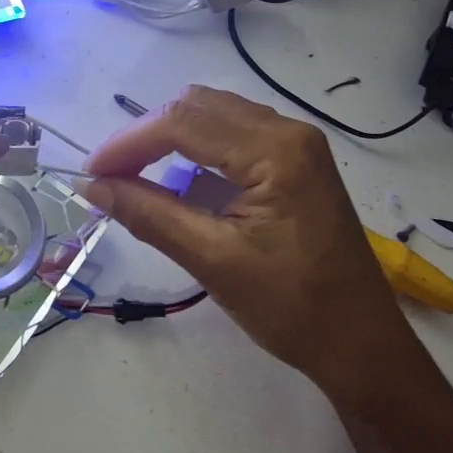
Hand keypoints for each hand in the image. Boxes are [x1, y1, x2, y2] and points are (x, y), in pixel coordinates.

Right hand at [82, 86, 405, 397]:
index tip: (91, 173)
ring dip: (170, 140)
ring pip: (215, 118)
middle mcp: (289, 132)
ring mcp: (297, 146)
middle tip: (110, 176)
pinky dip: (197, 153)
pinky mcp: (296, 164)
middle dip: (147, 136)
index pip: (184, 122)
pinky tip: (177, 186)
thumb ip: (150, 215)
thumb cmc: (293, 308)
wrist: (362, 345)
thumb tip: (94, 187)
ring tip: (134, 178)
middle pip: (198, 107)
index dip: (129, 143)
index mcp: (276, 151)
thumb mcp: (213, 261)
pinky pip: (235, 138)